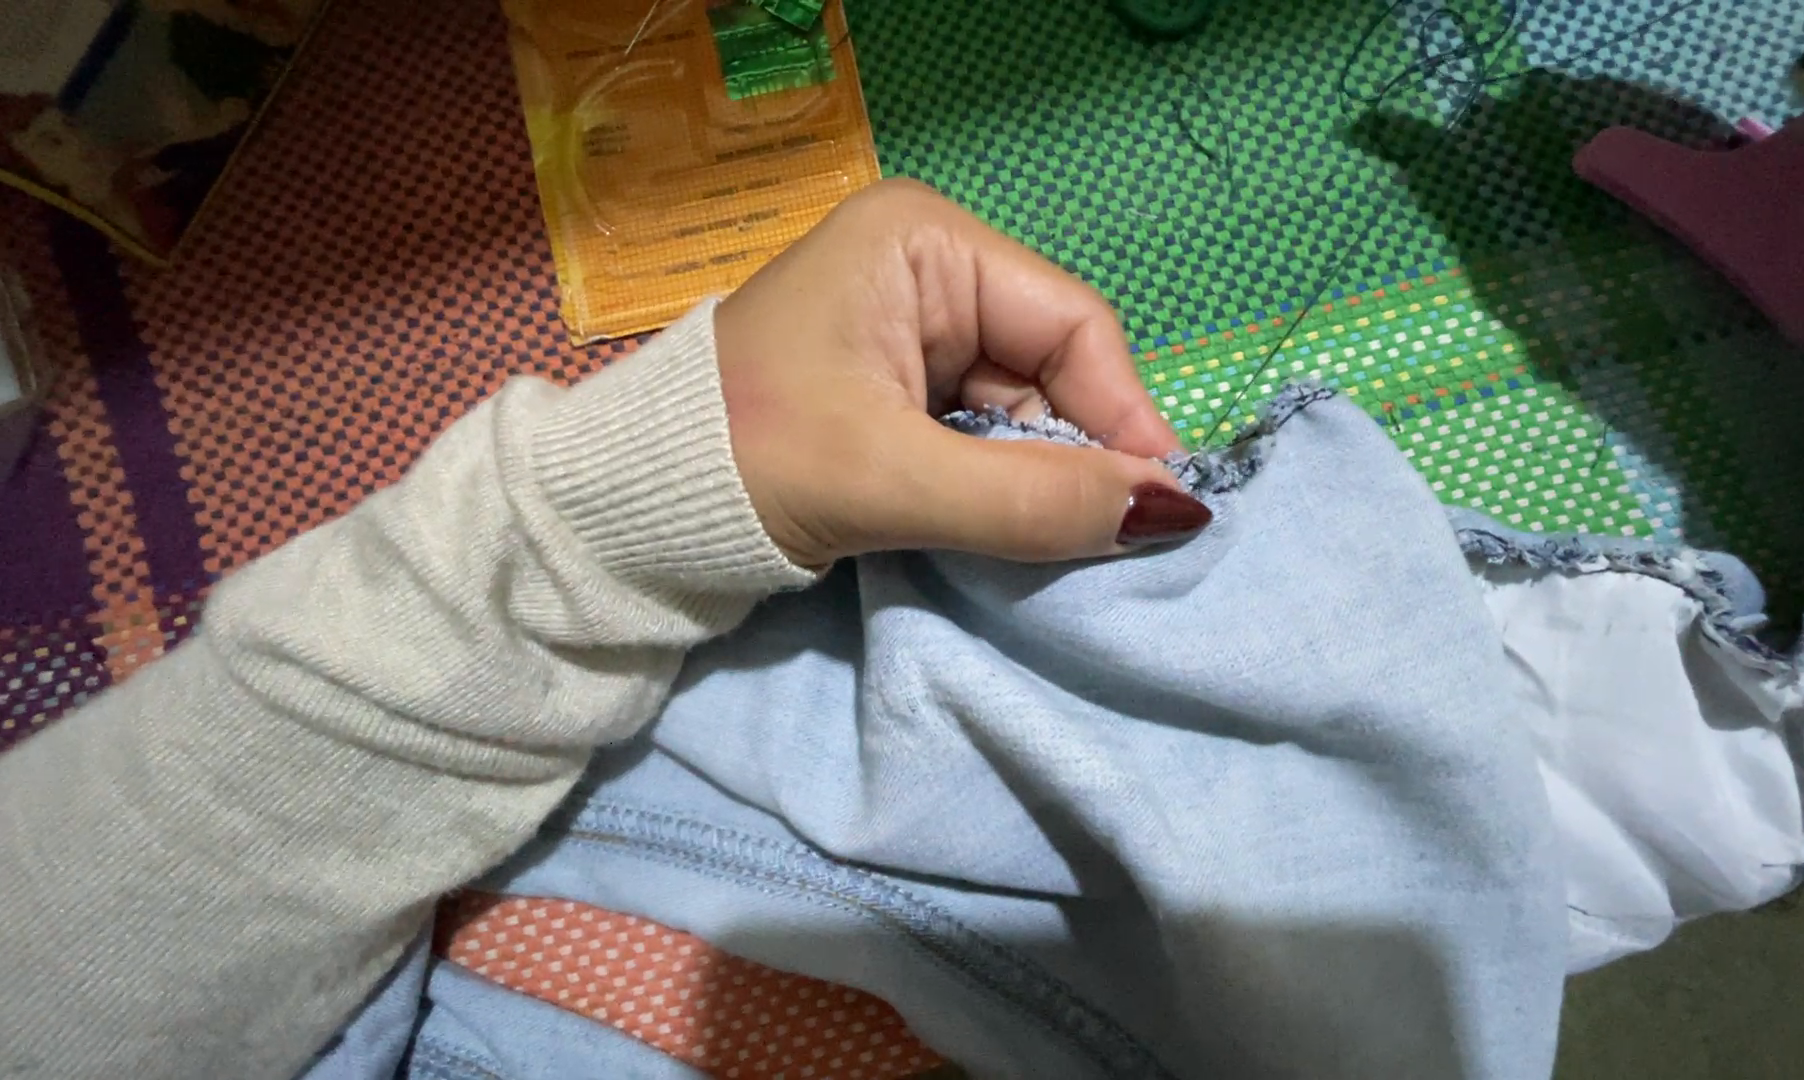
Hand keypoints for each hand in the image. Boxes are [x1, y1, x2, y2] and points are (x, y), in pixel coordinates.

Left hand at [714, 180, 1207, 565]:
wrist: (635, 511)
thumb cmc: (747, 461)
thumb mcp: (890, 478)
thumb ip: (1026, 498)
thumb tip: (1167, 511)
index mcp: (924, 244)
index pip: (1070, 320)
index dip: (1123, 411)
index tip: (1157, 501)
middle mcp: (928, 274)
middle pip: (1050, 369)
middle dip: (1075, 453)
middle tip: (1100, 533)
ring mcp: (914, 333)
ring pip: (1021, 412)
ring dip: (1038, 477)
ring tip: (1039, 536)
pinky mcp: (902, 390)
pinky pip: (984, 437)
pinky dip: (1002, 486)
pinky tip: (1000, 523)